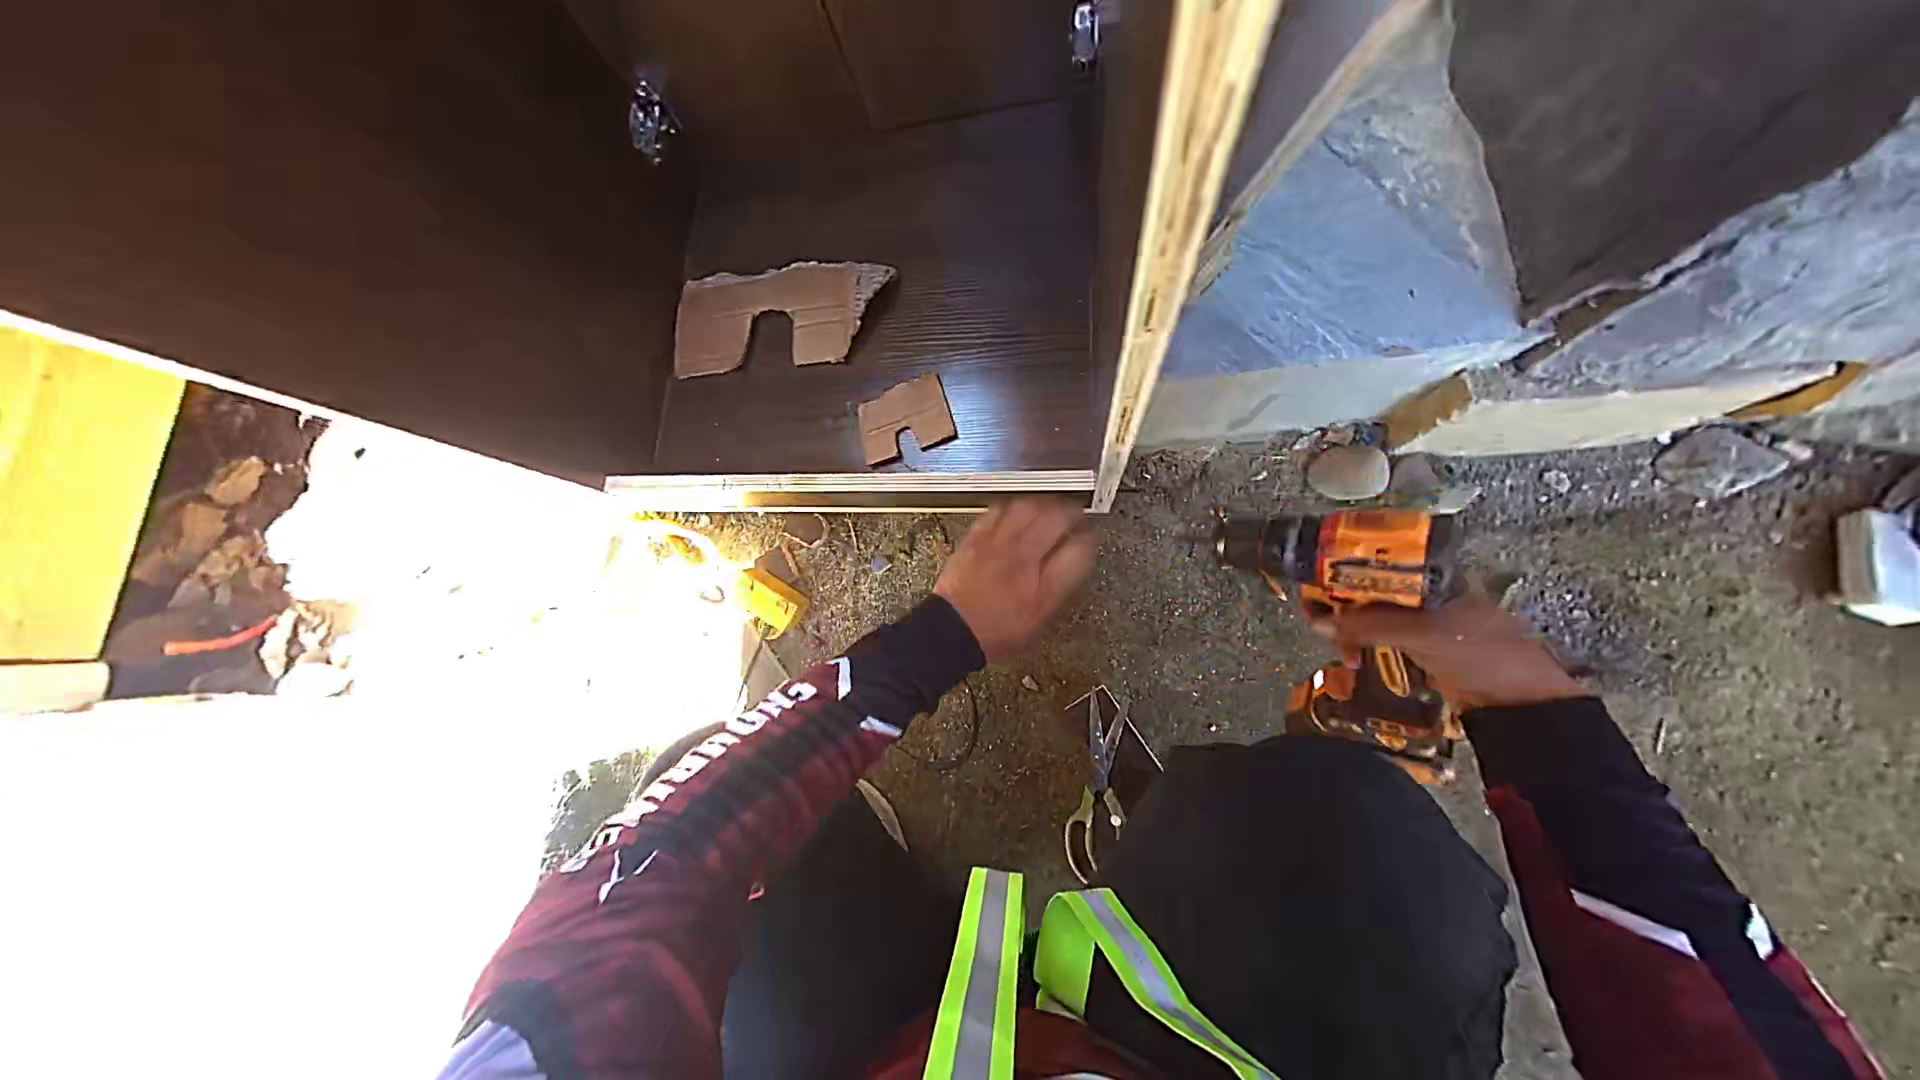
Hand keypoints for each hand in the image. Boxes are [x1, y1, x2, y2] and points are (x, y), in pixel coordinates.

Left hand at [935, 497, 1096, 661]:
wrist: (953, 627)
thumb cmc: (994, 628)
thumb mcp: (1039, 614)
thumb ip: (1061, 582)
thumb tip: (1078, 557)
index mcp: (1041, 580)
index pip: (1078, 547)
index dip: (1089, 539)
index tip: (1091, 536)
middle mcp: (1020, 556)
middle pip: (1054, 517)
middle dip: (1071, 512)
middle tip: (1076, 513)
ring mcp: (996, 543)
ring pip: (1026, 506)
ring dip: (1042, 503)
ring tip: (1049, 506)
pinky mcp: (975, 538)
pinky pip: (996, 510)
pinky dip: (1011, 505)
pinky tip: (1014, 509)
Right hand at [1302, 592, 1585, 710]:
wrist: (1520, 702)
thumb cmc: (1481, 654)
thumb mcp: (1421, 634)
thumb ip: (1369, 625)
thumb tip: (1320, 621)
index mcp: (1429, 573)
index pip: (1372, 561)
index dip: (1338, 571)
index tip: (1314, 589)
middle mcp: (1420, 587)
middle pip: (1362, 585)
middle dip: (1337, 604)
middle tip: (1320, 623)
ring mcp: (1417, 614)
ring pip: (1364, 610)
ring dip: (1345, 628)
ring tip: (1340, 649)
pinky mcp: (1414, 638)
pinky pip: (1373, 632)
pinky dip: (1357, 642)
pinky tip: (1353, 659)